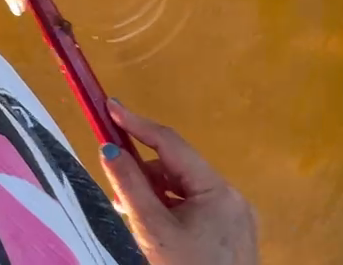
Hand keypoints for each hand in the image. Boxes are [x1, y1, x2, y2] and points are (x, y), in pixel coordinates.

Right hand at [98, 99, 258, 264]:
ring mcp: (235, 218)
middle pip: (175, 167)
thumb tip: (107, 147)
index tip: (108, 106)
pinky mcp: (231, 235)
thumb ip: (127, 182)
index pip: (170, 143)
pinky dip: (167, 208)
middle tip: (116, 186)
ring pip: (181, 187)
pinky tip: (153, 227)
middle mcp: (232, 198)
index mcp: (218, 192)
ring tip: (132, 214)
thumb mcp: (151, 227)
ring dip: (153, 192)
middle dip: (143, 171)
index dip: (136, 123)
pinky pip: (191, 206)